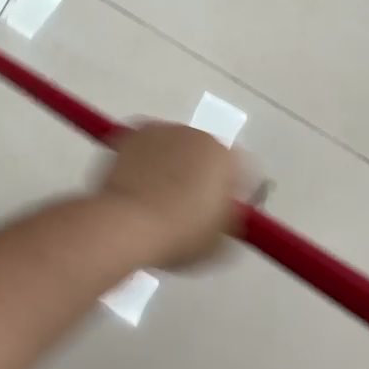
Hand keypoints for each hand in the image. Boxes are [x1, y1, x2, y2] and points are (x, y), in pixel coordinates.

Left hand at [96, 122, 248, 270]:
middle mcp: (195, 134)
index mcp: (226, 156)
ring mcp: (159, 130)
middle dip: (200, 172)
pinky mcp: (128, 132)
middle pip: (204, 153)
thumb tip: (226, 208)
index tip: (221, 210)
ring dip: (171, 162)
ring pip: (173, 146)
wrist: (128, 222)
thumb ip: (232, 216)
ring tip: (157, 195)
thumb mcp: (223, 238)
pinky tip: (138, 185)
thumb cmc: (181, 234)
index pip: (240, 169)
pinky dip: (144, 159)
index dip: (231, 191)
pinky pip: (145, 147)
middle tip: (188, 203)